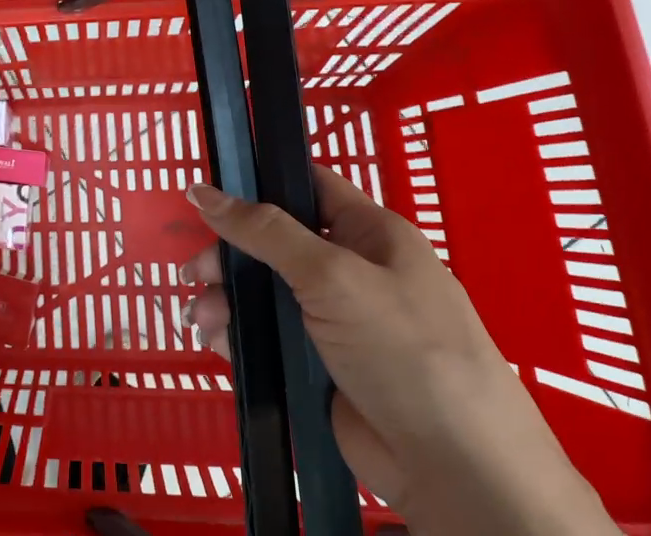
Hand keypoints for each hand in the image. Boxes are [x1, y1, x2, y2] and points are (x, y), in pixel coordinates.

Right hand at [181, 168, 619, 535]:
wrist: (455, 468)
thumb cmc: (404, 351)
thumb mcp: (334, 277)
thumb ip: (265, 232)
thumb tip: (201, 190)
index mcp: (370, 233)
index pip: (308, 186)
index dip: (259, 183)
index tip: (206, 192)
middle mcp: (352, 271)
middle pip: (274, 243)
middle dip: (230, 254)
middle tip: (194, 272)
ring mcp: (335, 321)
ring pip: (264, 293)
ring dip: (227, 299)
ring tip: (201, 319)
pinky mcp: (319, 366)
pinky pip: (267, 337)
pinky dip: (238, 335)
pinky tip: (217, 343)